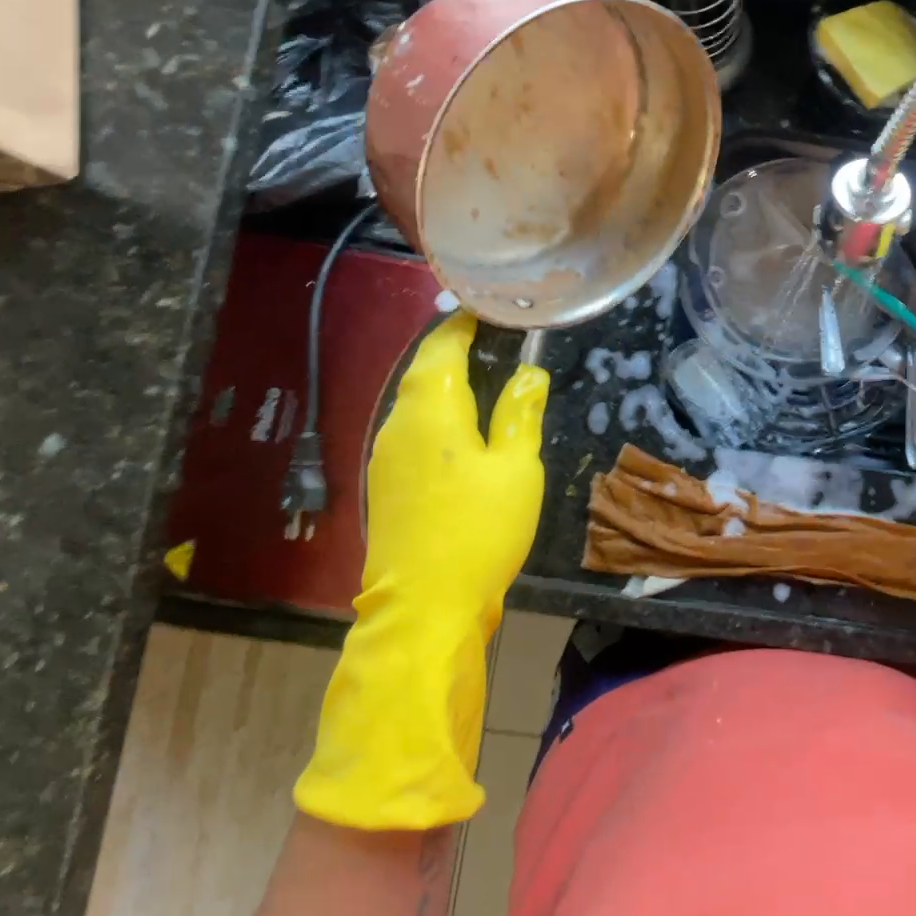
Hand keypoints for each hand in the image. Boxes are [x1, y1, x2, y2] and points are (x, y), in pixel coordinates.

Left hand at [295, 313, 549, 829]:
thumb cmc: (478, 529)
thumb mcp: (516, 468)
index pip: (443, 345)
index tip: (494, 309)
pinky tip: (468, 430)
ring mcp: (386, 455)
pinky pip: (415, 431)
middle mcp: (398, 422)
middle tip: (501, 340)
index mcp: (430, 408)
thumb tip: (529, 372)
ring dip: (450, 385)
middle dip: (458, 351)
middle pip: (426, 371)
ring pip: (419, 402)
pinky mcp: (387, 483)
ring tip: (491, 378)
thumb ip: (522, 414)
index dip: (467, 323)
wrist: (424, 606)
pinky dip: (442, 416)